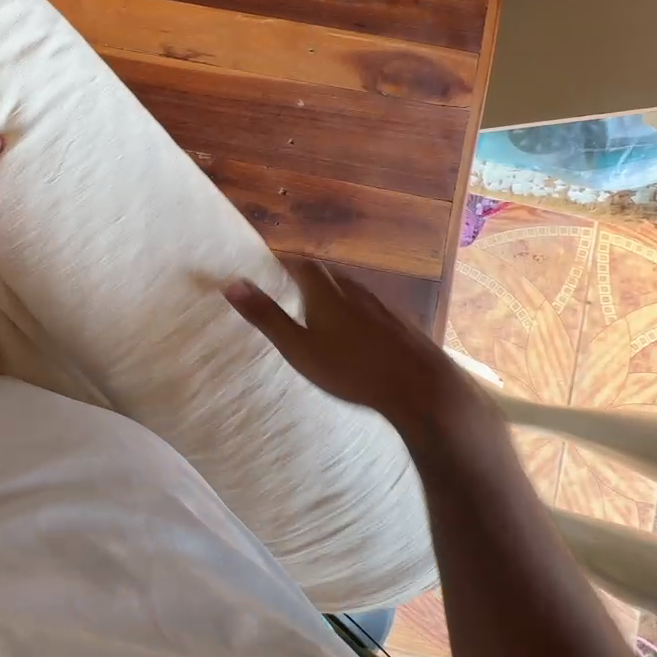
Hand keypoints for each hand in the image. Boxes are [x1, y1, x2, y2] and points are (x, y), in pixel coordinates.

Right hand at [223, 258, 479, 436]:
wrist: (426, 391)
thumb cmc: (352, 369)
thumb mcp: (298, 348)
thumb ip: (265, 316)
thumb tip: (231, 284)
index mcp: (326, 293)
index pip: (301, 265)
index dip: (284, 264)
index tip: (270, 271)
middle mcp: (355, 292)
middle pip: (328, 274)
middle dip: (309, 278)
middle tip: (291, 291)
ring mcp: (384, 308)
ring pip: (352, 290)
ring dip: (334, 294)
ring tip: (321, 312)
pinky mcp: (405, 326)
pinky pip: (373, 308)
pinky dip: (358, 312)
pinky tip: (359, 334)